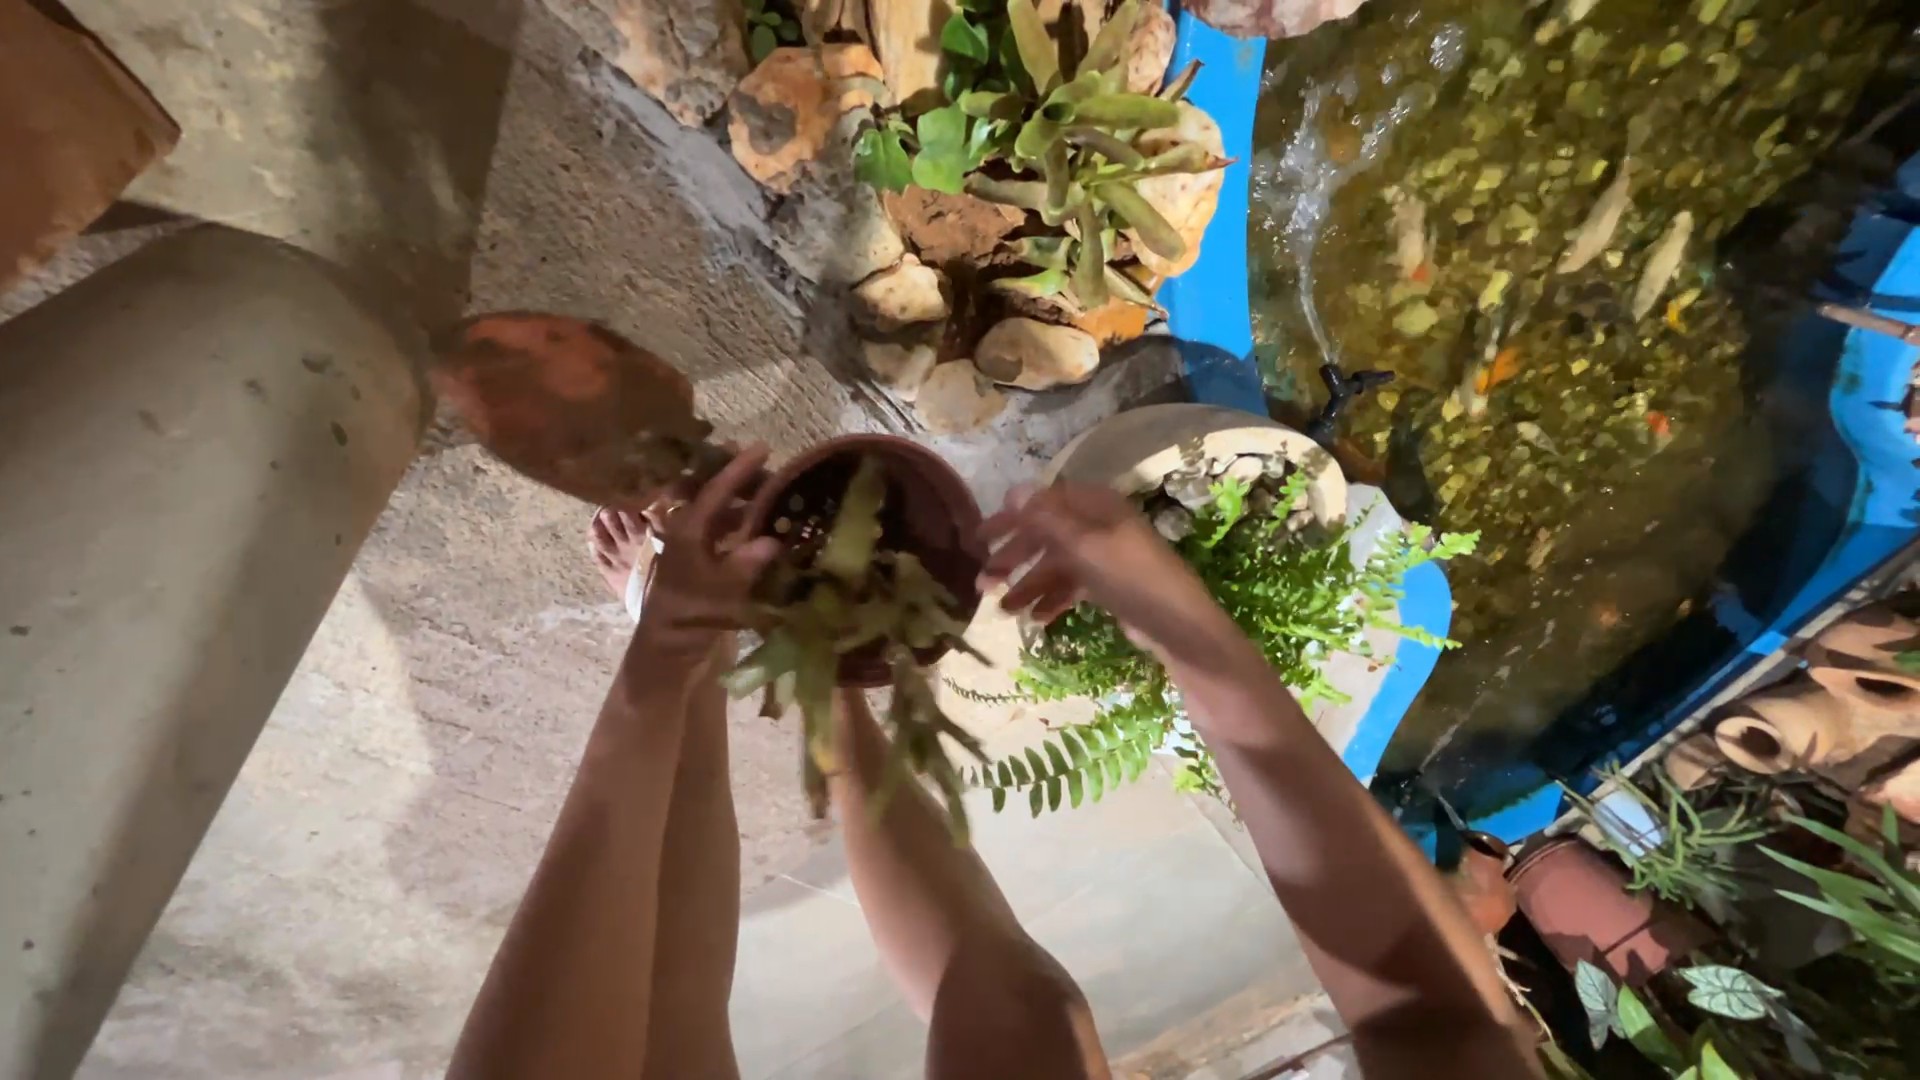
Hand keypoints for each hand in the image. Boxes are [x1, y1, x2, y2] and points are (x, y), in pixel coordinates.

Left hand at [631, 444, 780, 664]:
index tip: (763, 446)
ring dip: (746, 503)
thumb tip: (774, 540)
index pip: (715, 490)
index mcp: (687, 532)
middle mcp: (689, 532)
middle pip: (717, 495)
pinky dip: (745, 526)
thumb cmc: (690, 617)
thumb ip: (746, 563)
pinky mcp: (704, 564)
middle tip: (775, 472)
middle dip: (744, 481)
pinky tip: (766, 529)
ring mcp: (695, 548)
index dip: (739, 468)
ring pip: (722, 513)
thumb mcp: (720, 591)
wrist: (669, 651)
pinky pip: (726, 533)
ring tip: (776, 497)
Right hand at [976, 483, 1238, 662]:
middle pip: (1045, 534)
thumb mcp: (1085, 545)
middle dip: (1013, 558)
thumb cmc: (1132, 577)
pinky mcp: (1108, 583)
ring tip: (1004, 609)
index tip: (980, 538)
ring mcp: (1104, 554)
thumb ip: (1047, 519)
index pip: (1042, 502)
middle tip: (983, 579)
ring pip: (1055, 563)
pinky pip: (1070, 584)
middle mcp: (1098, 524)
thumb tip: (1012, 490)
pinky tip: (1035, 618)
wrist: (1179, 625)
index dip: (1010, 519)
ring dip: (1027, 584)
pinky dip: (1051, 598)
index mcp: (1095, 505)